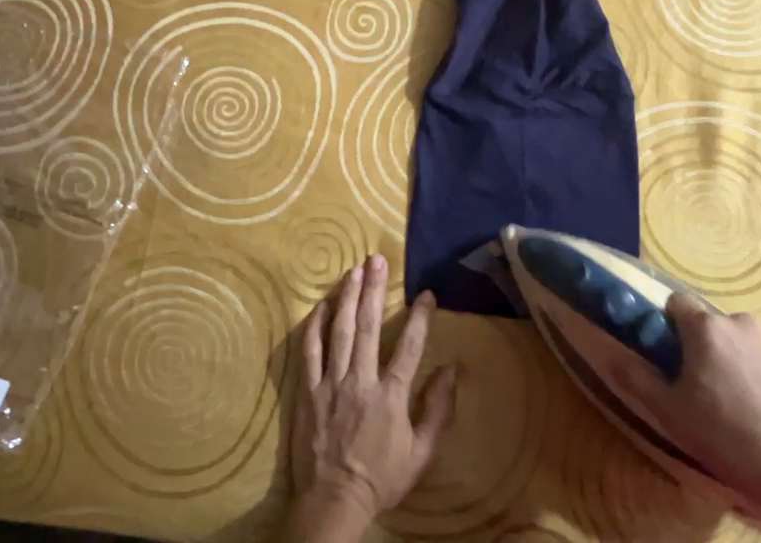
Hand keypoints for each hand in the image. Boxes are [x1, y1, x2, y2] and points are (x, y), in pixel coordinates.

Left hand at [285, 254, 457, 542]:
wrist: (334, 500)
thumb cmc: (382, 477)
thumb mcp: (422, 452)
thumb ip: (438, 410)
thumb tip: (452, 371)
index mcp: (391, 395)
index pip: (410, 346)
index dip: (419, 317)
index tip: (426, 294)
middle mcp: (360, 381)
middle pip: (369, 326)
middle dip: (375, 290)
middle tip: (378, 260)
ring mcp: (330, 383)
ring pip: (339, 331)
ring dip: (347, 297)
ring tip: (353, 270)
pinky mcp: (307, 391)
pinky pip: (310, 351)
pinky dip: (315, 326)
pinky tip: (321, 305)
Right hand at [618, 295, 760, 542]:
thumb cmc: (729, 440)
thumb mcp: (671, 414)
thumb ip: (637, 379)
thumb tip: (610, 354)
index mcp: (707, 329)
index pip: (676, 303)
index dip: (669, 326)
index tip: (672, 357)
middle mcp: (743, 323)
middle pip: (713, 326)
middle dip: (706, 349)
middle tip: (706, 390)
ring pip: (745, 342)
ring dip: (737, 361)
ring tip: (742, 405)